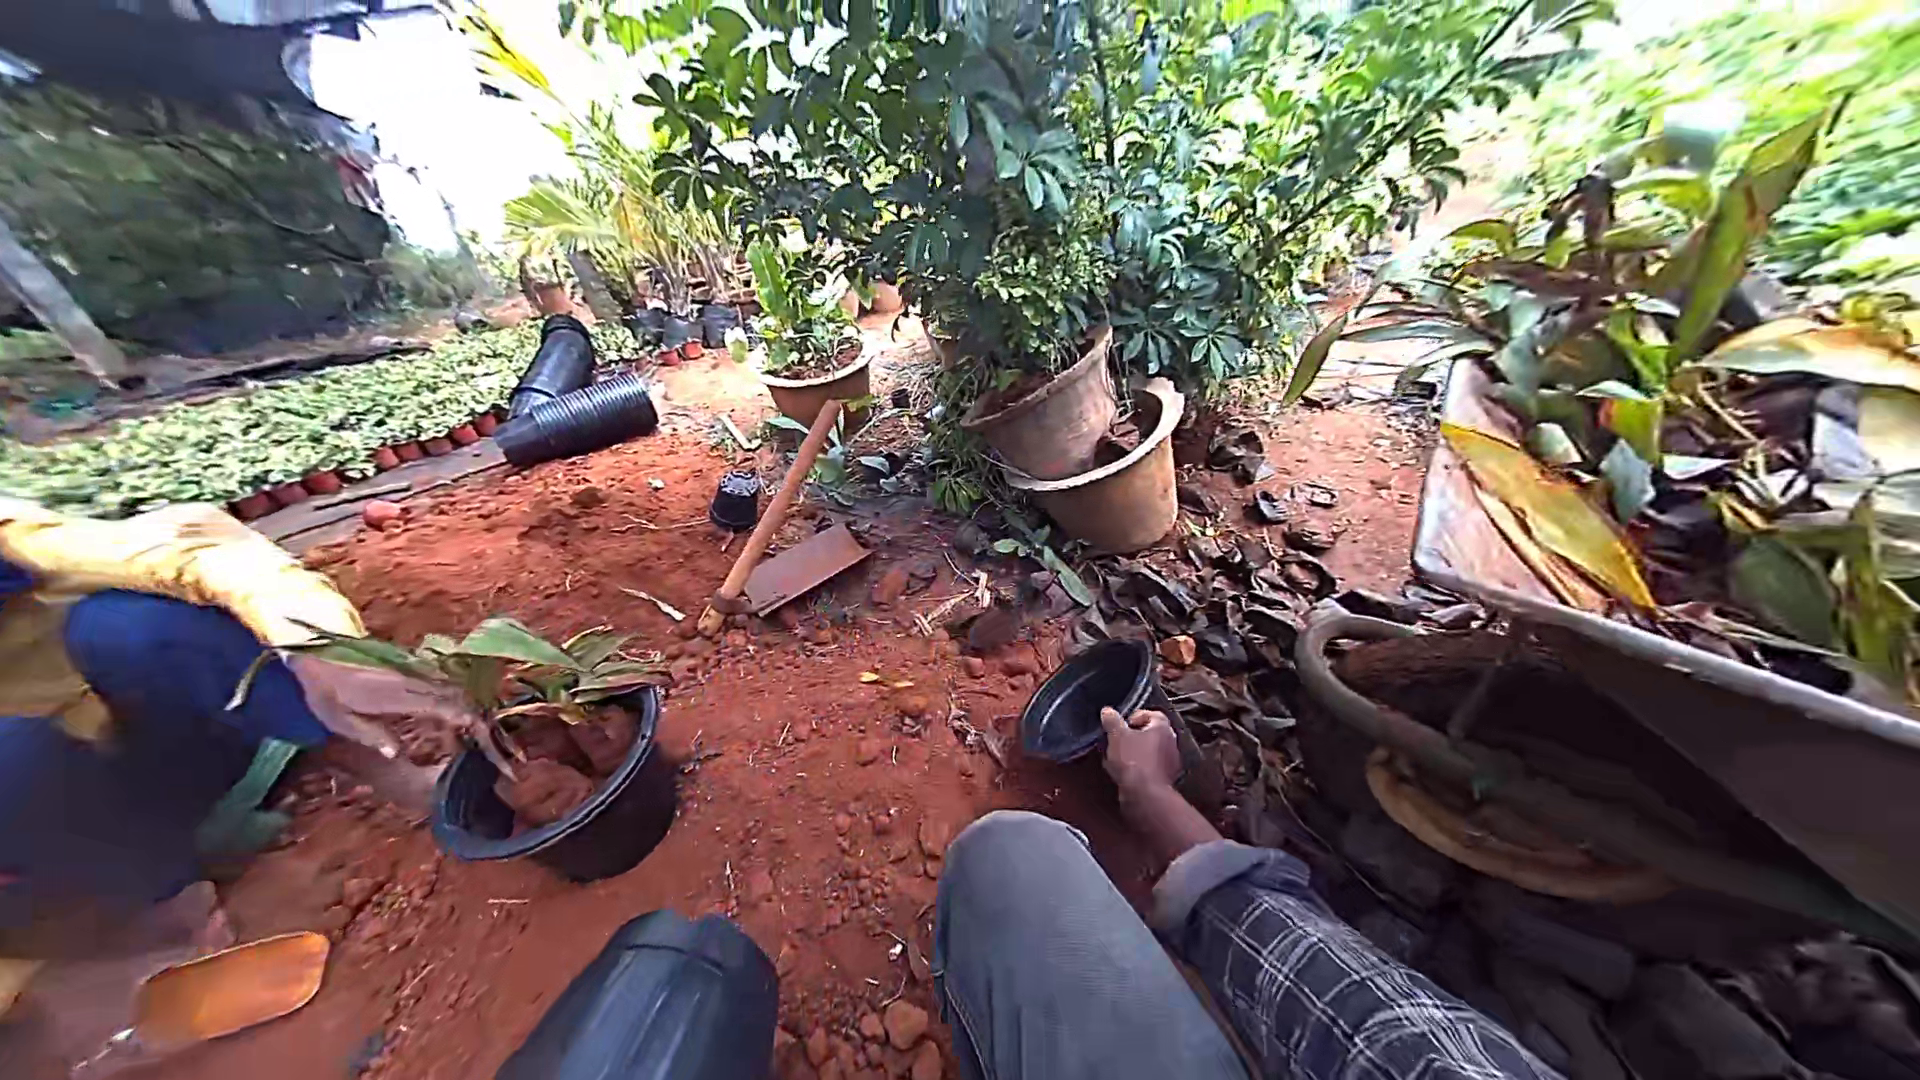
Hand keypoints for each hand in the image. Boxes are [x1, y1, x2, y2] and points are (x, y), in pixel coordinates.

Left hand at [285, 654, 482, 758]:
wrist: (319, 658)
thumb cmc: (327, 695)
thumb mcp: (339, 721)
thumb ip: (371, 735)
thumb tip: (397, 753)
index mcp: (395, 698)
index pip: (436, 705)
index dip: (457, 713)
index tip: (474, 723)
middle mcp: (410, 684)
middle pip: (450, 692)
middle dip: (469, 706)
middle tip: (484, 722)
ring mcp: (412, 674)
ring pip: (448, 684)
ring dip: (464, 697)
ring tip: (476, 711)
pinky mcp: (410, 670)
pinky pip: (440, 679)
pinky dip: (453, 689)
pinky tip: (457, 697)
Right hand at [1100, 707, 1180, 796]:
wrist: (1145, 796)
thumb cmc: (1133, 760)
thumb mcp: (1116, 736)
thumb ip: (1112, 721)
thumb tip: (1107, 711)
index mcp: (1163, 728)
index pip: (1153, 714)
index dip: (1136, 716)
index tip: (1123, 725)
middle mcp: (1172, 743)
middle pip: (1152, 732)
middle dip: (1135, 735)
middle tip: (1120, 739)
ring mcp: (1171, 763)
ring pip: (1152, 751)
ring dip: (1137, 751)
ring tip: (1119, 757)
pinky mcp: (1166, 779)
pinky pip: (1152, 767)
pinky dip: (1140, 767)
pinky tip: (1126, 772)